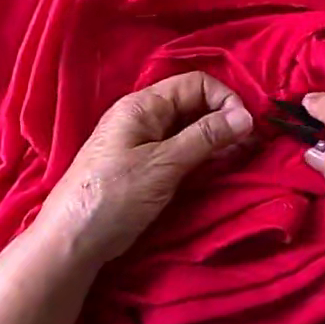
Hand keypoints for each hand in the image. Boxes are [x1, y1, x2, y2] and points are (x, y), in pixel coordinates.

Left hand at [35, 72, 253, 264]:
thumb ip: (205, 137)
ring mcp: (144, 142)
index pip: (195, 83)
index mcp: (143, 105)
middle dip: (225, 119)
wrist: (73, 239)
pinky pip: (181, 150)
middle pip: (194, 104)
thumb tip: (246, 115)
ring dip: (217, 139)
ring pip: (190, 129)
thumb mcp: (163, 164)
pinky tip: (219, 167)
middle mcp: (144, 117)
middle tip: (252, 146)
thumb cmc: (115, 196)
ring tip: (241, 157)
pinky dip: (203, 155)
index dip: (225, 99)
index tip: (247, 127)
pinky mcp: (146, 167)